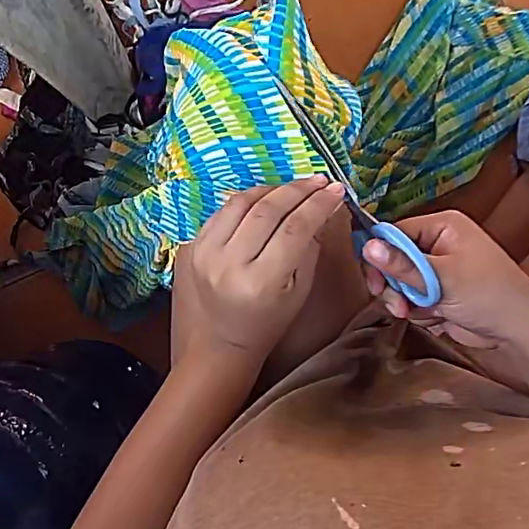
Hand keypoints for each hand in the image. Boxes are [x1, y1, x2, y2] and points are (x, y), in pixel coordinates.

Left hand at [172, 176, 345, 370]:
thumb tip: (320, 212)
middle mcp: (229, 263)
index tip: (336, 192)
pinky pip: (223, 211)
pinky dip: (248, 200)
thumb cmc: (265, 325)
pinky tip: (266, 199)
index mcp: (260, 282)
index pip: (295, 229)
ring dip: (273, 189)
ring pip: (242, 202)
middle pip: (268, 210)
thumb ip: (308, 250)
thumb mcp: (298, 294)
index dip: (318, 205)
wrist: (217, 346)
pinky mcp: (191, 246)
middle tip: (320, 182)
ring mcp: (205, 252)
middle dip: (299, 190)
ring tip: (295, 187)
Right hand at [360, 210, 528, 350]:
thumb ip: (402, 264)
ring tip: (423, 312)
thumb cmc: (490, 294)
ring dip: (407, 302)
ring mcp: (439, 271)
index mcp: (442, 227)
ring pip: (401, 285)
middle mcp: (439, 244)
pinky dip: (420, 312)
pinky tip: (437, 317)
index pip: (395, 233)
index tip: (375, 280)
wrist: (518, 329)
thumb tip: (368, 246)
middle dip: (395, 285)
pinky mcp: (439, 294)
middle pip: (394, 261)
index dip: (381, 256)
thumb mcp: (441, 277)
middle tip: (399, 304)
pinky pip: (413, 301)